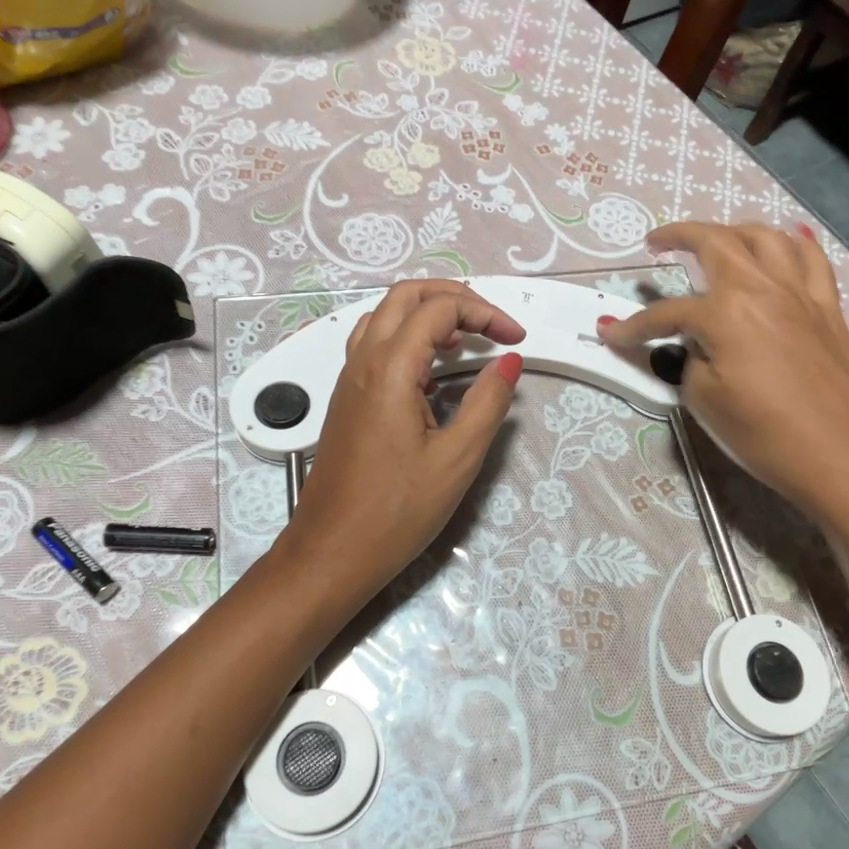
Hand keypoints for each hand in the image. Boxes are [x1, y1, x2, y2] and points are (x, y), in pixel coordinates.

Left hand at [276, 280, 525, 591]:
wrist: (331, 552)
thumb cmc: (397, 511)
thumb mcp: (457, 458)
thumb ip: (488, 402)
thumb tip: (510, 360)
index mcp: (390, 368)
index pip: (439, 310)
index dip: (485, 314)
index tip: (516, 341)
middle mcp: (362, 361)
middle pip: (404, 297)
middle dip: (453, 298)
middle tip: (491, 324)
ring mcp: (349, 379)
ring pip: (384, 317)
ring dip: (426, 315)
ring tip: (464, 342)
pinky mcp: (346, 400)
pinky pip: (374, 346)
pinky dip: (407, 340)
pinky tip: (433, 375)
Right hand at [599, 222, 848, 534]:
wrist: (845, 457)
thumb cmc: (767, 435)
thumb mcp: (706, 403)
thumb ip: (688, 363)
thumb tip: (690, 345)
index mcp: (727, 313)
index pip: (668, 312)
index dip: (635, 326)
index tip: (611, 335)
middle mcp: (764, 288)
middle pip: (717, 242)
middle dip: (680, 235)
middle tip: (656, 242)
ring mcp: (801, 294)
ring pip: (766, 238)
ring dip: (733, 231)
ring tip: (716, 242)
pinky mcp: (828, 309)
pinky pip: (812, 259)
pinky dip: (793, 242)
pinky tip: (785, 240)